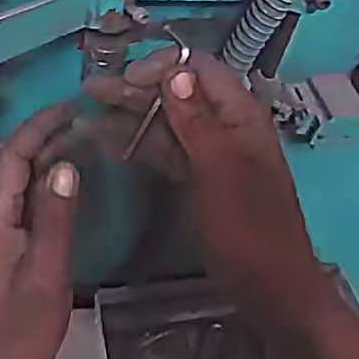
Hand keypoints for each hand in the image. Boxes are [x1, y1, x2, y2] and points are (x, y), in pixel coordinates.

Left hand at [0, 103, 80, 358]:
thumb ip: (56, 218)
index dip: (40, 126)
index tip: (69, 108)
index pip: (13, 155)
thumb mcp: (47, 274)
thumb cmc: (17, 336)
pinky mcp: (4, 242)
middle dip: (43, 131)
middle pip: (12, 159)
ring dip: (44, 151)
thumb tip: (66, 167)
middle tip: (79, 117)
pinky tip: (66, 179)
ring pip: (17, 176)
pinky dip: (44, 177)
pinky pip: (23, 195)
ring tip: (79, 137)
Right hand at [108, 51, 330, 323]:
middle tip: (92, 91)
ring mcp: (211, 151)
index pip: (200, 70)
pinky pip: (165, 149)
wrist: (271, 291)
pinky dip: (138, 143)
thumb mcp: (221, 171)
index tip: (127, 79)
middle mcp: (226, 125)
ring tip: (88, 115)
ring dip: (130, 116)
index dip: (163, 67)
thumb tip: (175, 72)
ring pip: (167, 121)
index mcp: (241, 115)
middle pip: (178, 93)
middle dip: (136, 90)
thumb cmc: (249, 229)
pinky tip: (107, 142)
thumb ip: (197, 121)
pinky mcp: (197, 175)